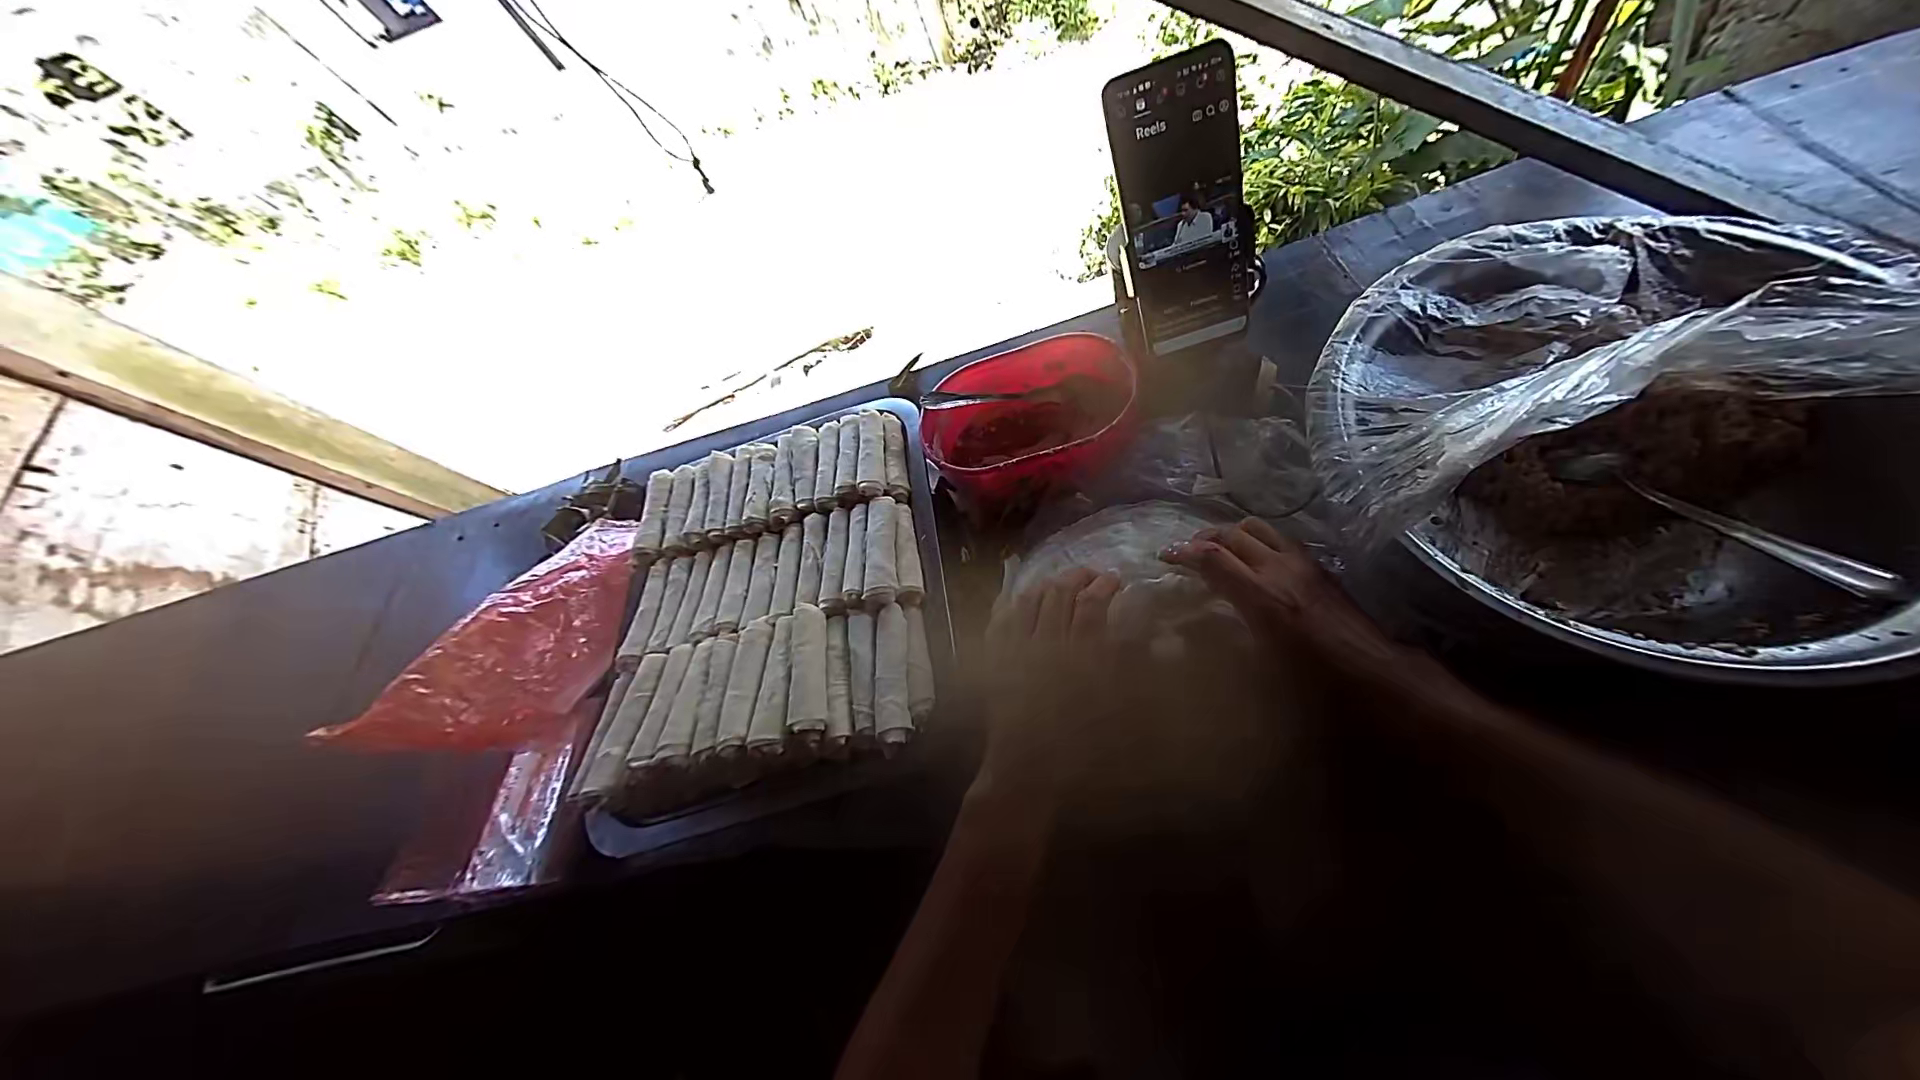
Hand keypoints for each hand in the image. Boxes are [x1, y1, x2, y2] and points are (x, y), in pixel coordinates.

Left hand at [977, 568, 1120, 798]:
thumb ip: (1134, 667)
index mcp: (1081, 655)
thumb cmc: (1080, 747)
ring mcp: (1016, 646)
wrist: (1027, 770)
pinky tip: (1023, 598)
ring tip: (1062, 584)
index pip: (1094, 603)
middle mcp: (1047, 642)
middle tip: (1093, 576)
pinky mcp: (995, 656)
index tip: (1117, 581)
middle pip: (1060, 591)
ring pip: (1030, 596)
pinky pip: (1000, 615)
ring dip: (1049, 583)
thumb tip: (1156, 636)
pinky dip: (1013, 600)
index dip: (1106, 585)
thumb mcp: (1121, 710)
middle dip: (1079, 576)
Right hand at [1161, 517, 1399, 677]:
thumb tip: (1200, 619)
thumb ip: (1231, 627)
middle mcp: (1279, 569)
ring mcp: (1301, 563)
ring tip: (1217, 550)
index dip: (1183, 552)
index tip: (1164, 555)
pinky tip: (1252, 560)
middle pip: (1231, 534)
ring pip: (1256, 527)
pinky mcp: (1316, 565)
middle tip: (1186, 552)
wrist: (1372, 670)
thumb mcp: (1261, 659)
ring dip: (1230, 533)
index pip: (1213, 557)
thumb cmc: (1313, 678)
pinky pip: (1277, 538)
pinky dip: (1255, 540)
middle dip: (1202, 538)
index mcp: (1262, 596)